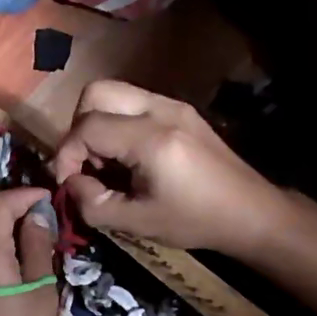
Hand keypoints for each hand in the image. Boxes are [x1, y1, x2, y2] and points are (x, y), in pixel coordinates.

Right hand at [49, 80, 287, 256]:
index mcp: (150, 138)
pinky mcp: (182, 110)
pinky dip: (119, 122)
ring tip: (107, 162)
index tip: (66, 183)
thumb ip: (93, 204)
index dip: (66, 155)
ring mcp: (173, 105)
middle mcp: (161, 109)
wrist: (250, 212)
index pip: (87, 127)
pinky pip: (136, 102)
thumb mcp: (137, 223)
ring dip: (98, 122)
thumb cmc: (195, 221)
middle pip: (96, 93)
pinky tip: (129, 157)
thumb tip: (71, 183)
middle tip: (86, 164)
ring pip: (115, 92)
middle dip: (78, 127)